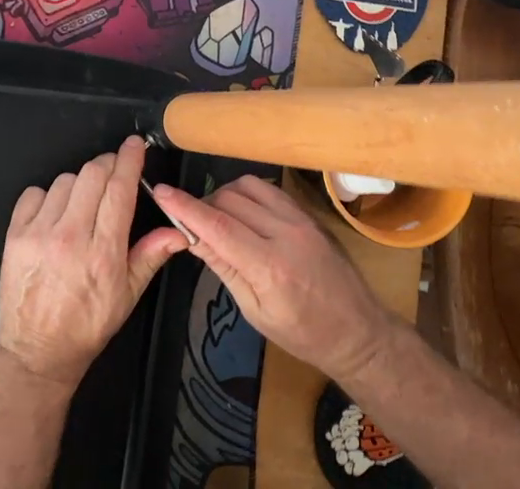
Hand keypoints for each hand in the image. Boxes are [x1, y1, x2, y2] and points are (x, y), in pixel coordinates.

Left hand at [0, 136, 187, 387]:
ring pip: (65, 180)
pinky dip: (47, 196)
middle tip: (114, 172)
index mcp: (103, 252)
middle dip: (107, 165)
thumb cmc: (87, 324)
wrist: (37, 350)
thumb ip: (151, 255)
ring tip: (84, 204)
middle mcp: (70, 236)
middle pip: (92, 174)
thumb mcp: (128, 296)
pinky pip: (34, 193)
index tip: (135, 145)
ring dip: (80, 184)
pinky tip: (55, 213)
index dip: (129, 160)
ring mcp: (39, 234)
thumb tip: (181, 230)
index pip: (119, 189)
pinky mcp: (15, 235)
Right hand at [150, 175, 394, 381]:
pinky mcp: (308, 214)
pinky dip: (248, 195)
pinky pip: (269, 189)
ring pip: (247, 186)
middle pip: (228, 201)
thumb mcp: (254, 311)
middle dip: (203, 207)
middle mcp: (286, 234)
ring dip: (225, 196)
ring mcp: (301, 220)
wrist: (358, 331)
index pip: (217, 226)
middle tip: (192, 226)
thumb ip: (223, 267)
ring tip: (218, 219)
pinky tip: (244, 214)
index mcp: (270, 267)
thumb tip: (190, 237)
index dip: (185, 207)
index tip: (161, 192)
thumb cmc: (303, 334)